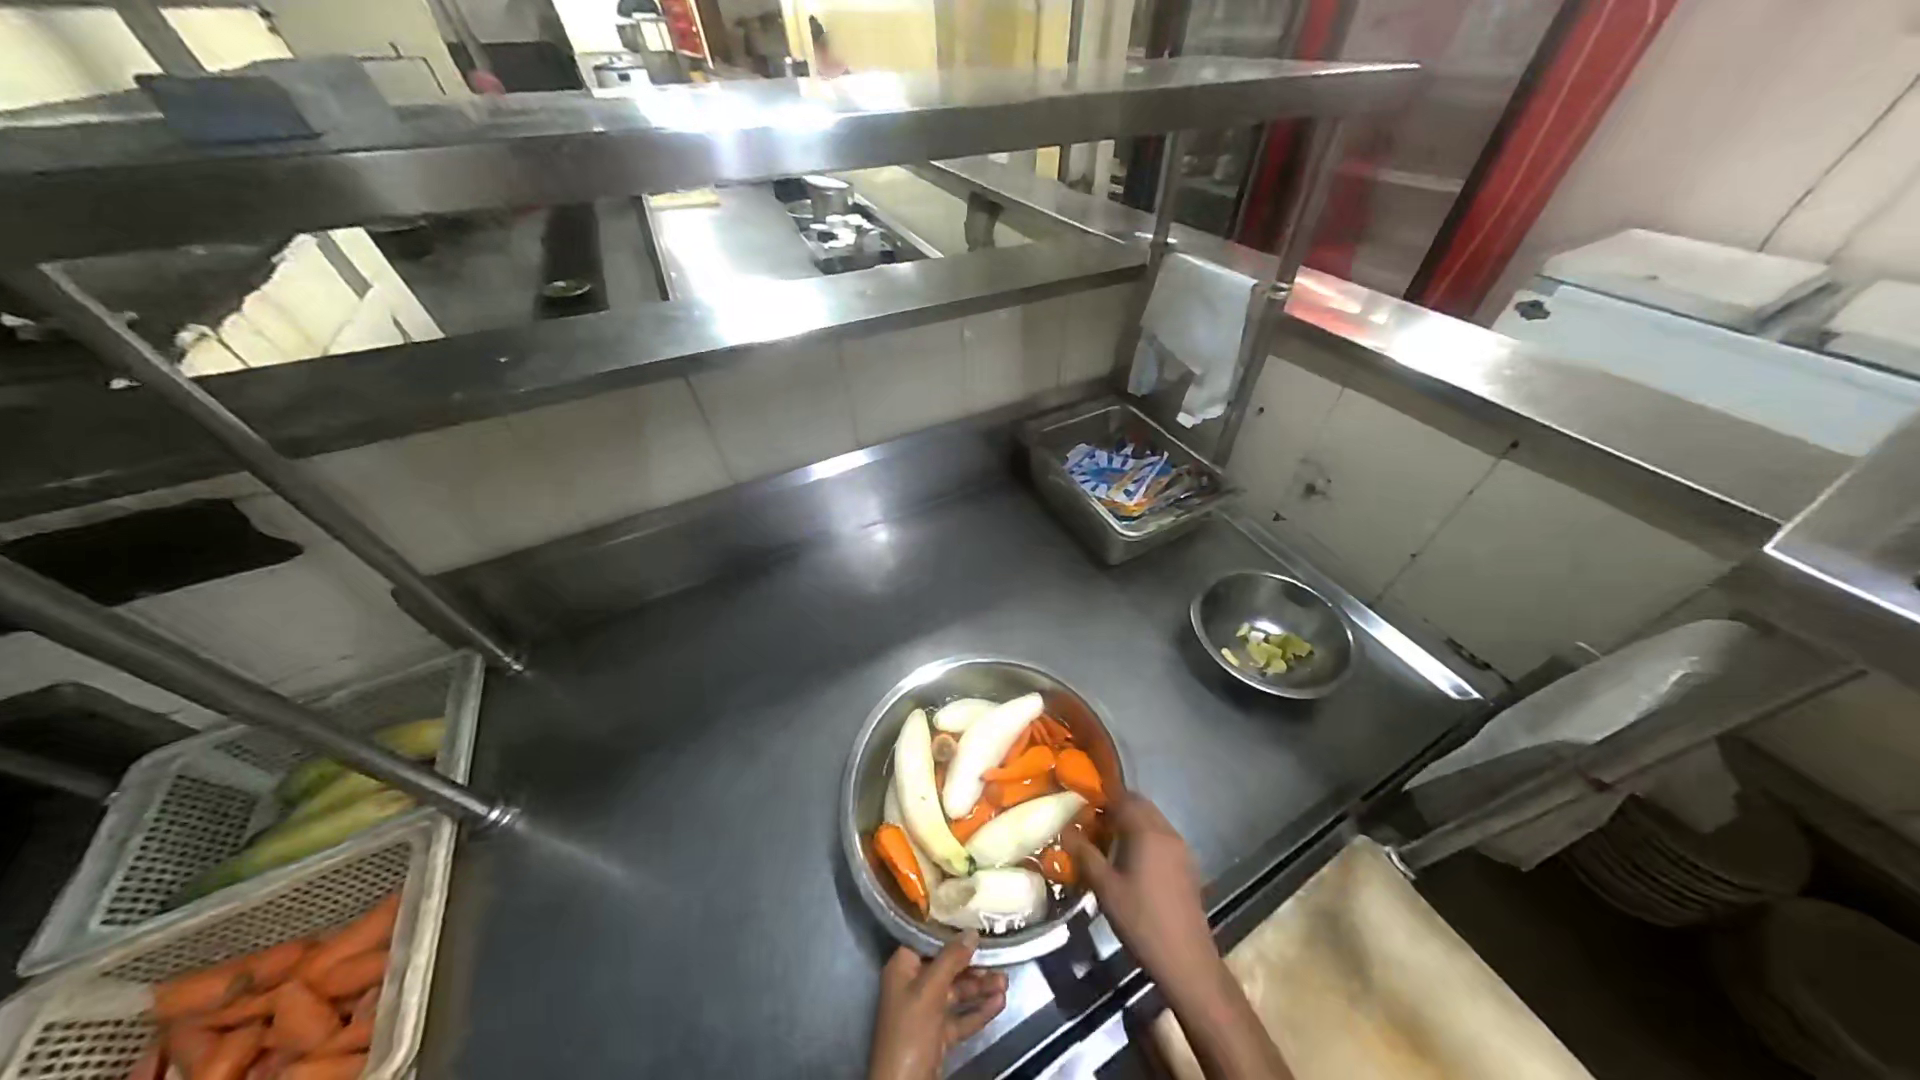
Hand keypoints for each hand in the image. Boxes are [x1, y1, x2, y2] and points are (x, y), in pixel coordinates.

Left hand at [867, 932, 1007, 1079]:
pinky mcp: (937, 1037)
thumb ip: (951, 959)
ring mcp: (925, 1013)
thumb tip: (972, 932)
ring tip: (1006, 983)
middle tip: (999, 959)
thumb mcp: (929, 990)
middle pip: (946, 968)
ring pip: (957, 993)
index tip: (976, 926)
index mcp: (903, 968)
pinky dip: (978, 1011)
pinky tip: (999, 1004)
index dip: (951, 934)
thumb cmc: (910, 1031)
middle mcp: (912, 986)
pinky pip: (961, 1018)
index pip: (927, 941)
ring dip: (980, 988)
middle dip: (973, 965)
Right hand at [1067, 794, 1292, 1079]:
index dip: (1101, 796)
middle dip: (1115, 808)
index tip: (1081, 805)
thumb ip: (1084, 854)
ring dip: (1130, 822)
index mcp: (1147, 831)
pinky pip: (1162, 837)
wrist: (1186, 959)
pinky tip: (1130, 861)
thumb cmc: (1140, 920)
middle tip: (1091, 824)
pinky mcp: (1187, 865)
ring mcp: (1181, 848)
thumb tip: (1066, 830)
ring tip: (1107, 843)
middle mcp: (1167, 832)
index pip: (1123, 797)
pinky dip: (1144, 837)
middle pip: (1140, 805)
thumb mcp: (1104, 887)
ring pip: (1152, 820)